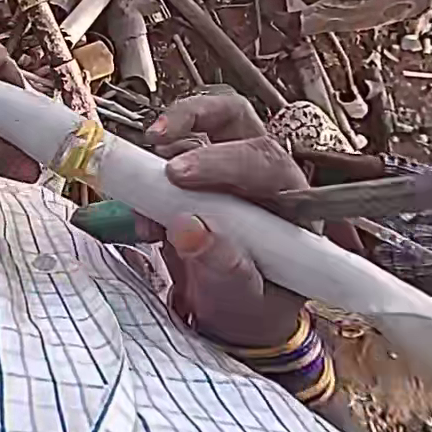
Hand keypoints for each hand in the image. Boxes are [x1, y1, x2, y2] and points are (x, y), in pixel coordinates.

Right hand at [144, 93, 313, 346]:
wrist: (233, 314)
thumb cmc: (252, 306)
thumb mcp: (245, 302)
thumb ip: (226, 271)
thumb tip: (190, 229)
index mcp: (291, 202)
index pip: (262, 161)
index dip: (220, 161)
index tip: (177, 176)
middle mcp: (260, 176)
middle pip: (232, 117)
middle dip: (190, 117)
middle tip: (155, 138)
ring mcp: (224, 172)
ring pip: (197, 128)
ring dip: (162, 148)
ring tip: (140, 192)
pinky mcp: (194, 175)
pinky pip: (167, 156)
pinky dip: (145, 174)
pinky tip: (142, 213)